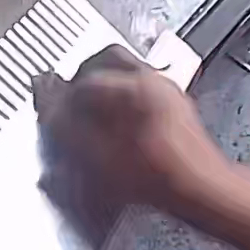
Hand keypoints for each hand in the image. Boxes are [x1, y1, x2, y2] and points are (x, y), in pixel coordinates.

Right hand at [35, 45, 249, 249]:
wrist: (201, 191)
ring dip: (100, 82)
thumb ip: (67, 129)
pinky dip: (118, 93)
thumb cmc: (159, 178)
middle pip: (106, 58)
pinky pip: (139, 84)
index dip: (60, 96)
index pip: (82, 80)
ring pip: (124, 68)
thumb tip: (48, 109)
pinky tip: (112, 117)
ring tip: (85, 106)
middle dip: (80, 75)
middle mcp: (151, 81)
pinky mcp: (173, 104)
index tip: (52, 109)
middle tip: (64, 95)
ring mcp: (165, 90)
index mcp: (131, 88)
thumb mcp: (98, 157)